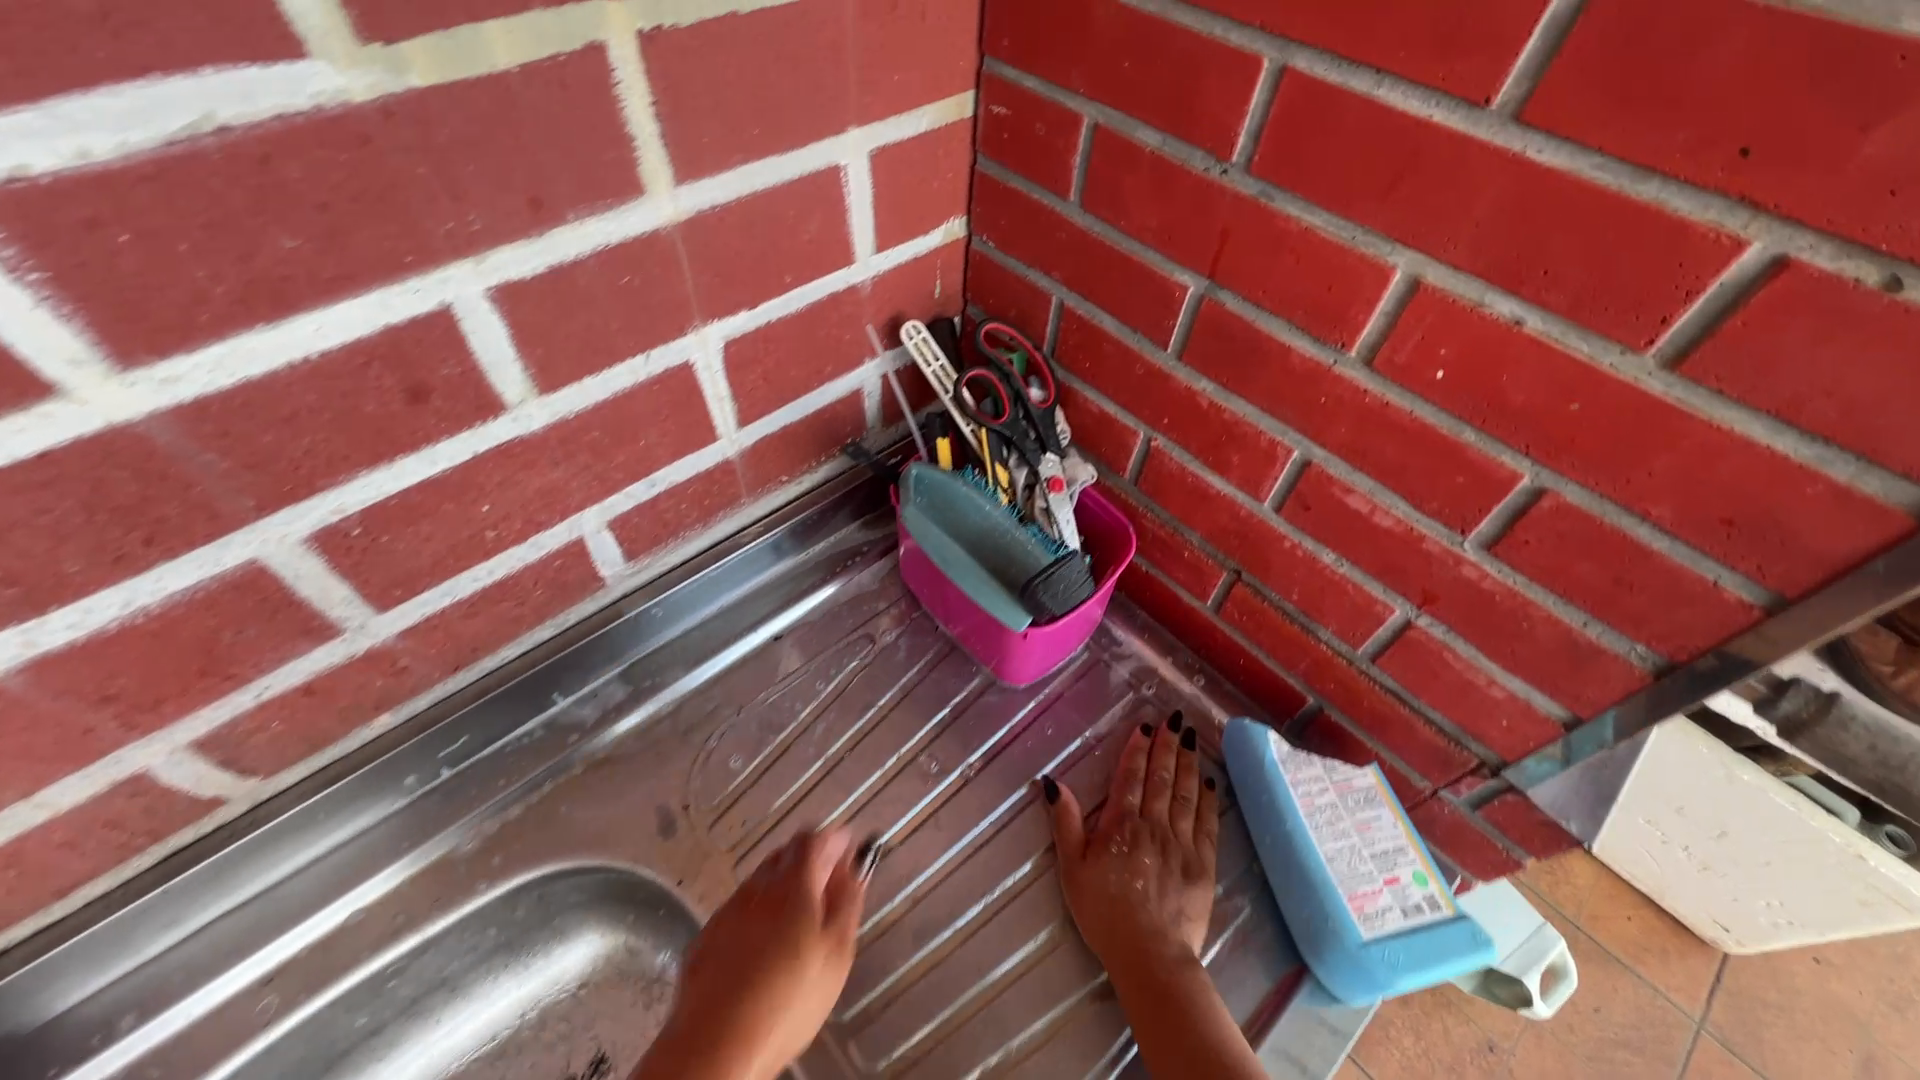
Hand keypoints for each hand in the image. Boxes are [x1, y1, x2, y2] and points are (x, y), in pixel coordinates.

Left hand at [632, 827, 873, 1079]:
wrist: (715, 1044)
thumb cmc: (789, 1000)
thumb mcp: (837, 953)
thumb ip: (847, 901)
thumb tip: (853, 865)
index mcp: (793, 885)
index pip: (813, 840)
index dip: (833, 838)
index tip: (848, 846)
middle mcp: (757, 888)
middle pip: (784, 855)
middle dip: (808, 857)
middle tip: (828, 878)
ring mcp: (727, 911)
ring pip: (760, 881)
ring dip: (781, 882)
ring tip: (799, 912)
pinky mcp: (707, 937)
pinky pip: (740, 908)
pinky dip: (758, 909)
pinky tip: (764, 939)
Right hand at [1043, 711, 1218, 979]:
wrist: (1149, 954)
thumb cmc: (1103, 913)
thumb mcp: (1071, 869)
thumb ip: (1065, 822)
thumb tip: (1052, 782)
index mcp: (1121, 825)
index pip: (1131, 777)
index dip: (1138, 750)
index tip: (1146, 727)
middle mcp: (1154, 825)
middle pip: (1162, 778)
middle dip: (1167, 746)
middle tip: (1175, 719)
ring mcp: (1182, 843)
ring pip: (1187, 794)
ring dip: (1188, 763)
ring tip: (1191, 738)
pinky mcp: (1203, 863)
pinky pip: (1208, 822)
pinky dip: (1208, 798)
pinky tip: (1209, 781)